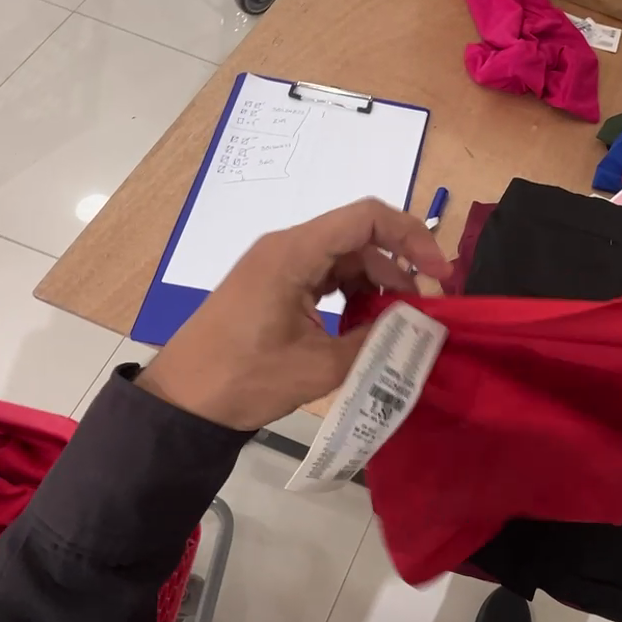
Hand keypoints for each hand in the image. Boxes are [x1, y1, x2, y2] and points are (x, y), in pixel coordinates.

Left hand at [137, 198, 450, 429]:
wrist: (182, 403)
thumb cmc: (244, 380)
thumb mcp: (320, 366)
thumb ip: (377, 341)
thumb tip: (420, 327)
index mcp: (294, 253)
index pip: (367, 218)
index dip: (413, 237)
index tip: (439, 274)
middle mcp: (288, 246)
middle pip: (361, 236)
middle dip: (401, 266)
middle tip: (426, 308)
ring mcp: (281, 263)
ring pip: (347, 256)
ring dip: (379, 283)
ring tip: (399, 322)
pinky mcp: (278, 282)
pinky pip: (328, 273)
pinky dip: (355, 292)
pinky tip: (367, 323)